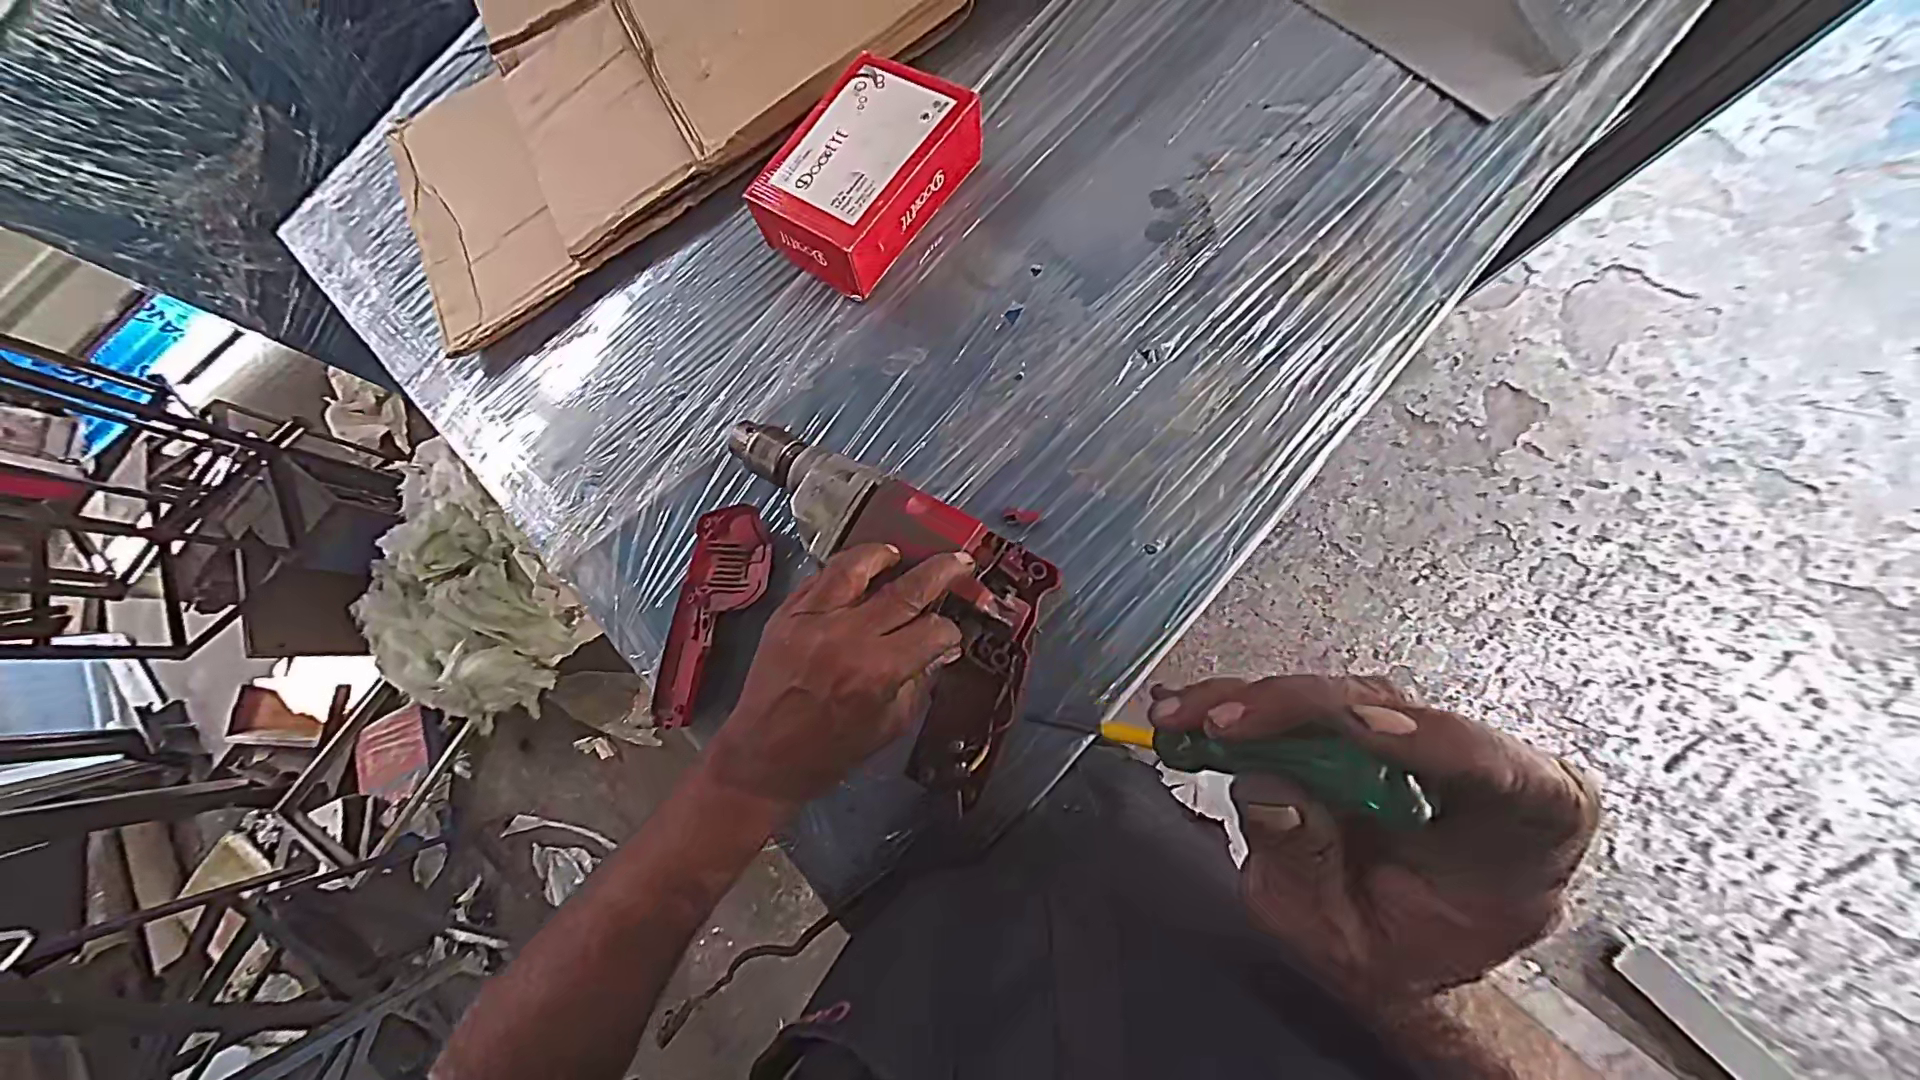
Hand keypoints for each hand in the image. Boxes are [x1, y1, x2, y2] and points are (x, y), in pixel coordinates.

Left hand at [703, 544, 973, 808]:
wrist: (764, 758)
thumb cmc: (832, 750)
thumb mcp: (890, 724)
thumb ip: (920, 680)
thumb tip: (941, 647)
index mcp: (878, 671)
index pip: (931, 631)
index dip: (949, 629)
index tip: (951, 632)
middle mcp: (848, 638)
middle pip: (906, 591)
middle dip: (942, 572)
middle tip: (959, 562)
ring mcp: (813, 621)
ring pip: (856, 567)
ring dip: (884, 555)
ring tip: (898, 553)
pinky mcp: (787, 614)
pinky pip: (821, 577)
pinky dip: (844, 567)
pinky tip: (858, 569)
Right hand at [1148, 675, 1598, 1004]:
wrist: (1388, 944)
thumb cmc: (1393, 949)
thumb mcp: (1341, 939)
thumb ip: (1306, 866)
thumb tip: (1267, 790)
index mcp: (1513, 829)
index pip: (1494, 768)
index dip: (1429, 738)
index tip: (1357, 727)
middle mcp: (1463, 766)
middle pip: (1383, 711)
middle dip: (1291, 710)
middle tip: (1221, 722)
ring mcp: (1406, 739)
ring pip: (1329, 697)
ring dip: (1250, 703)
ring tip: (1185, 718)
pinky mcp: (1353, 726)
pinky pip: (1297, 706)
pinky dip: (1241, 707)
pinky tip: (1196, 712)